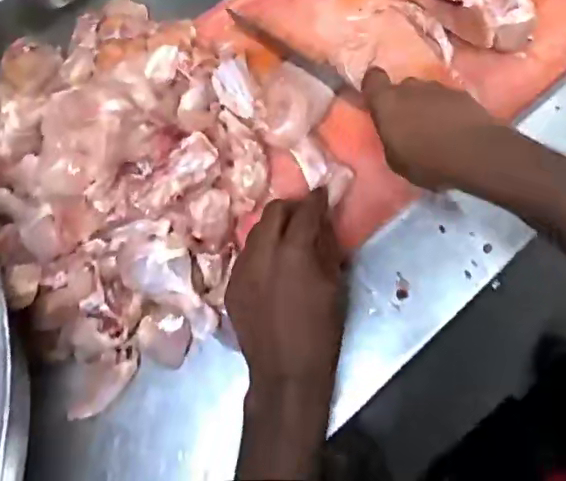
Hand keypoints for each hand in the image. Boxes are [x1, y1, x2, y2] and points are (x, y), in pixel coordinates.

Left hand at [229, 187, 345, 390]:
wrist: (284, 373)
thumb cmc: (320, 332)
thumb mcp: (334, 286)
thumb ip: (326, 247)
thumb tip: (323, 223)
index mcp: (293, 250)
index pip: (305, 211)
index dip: (316, 199)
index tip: (323, 192)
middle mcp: (262, 250)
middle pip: (274, 211)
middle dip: (291, 207)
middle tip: (305, 212)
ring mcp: (241, 265)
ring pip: (256, 230)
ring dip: (273, 227)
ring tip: (287, 237)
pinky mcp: (231, 281)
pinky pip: (246, 254)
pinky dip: (261, 250)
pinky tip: (272, 264)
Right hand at [360, 69, 503, 190]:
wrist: (476, 153)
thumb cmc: (427, 161)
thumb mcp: (395, 160)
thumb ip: (390, 138)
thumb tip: (392, 132)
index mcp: (386, 101)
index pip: (373, 78)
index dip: (374, 86)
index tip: (377, 100)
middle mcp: (409, 87)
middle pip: (402, 87)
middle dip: (405, 100)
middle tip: (411, 123)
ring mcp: (438, 88)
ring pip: (426, 92)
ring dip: (427, 105)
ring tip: (437, 128)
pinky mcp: (463, 94)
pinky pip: (448, 99)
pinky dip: (449, 110)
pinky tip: (456, 129)